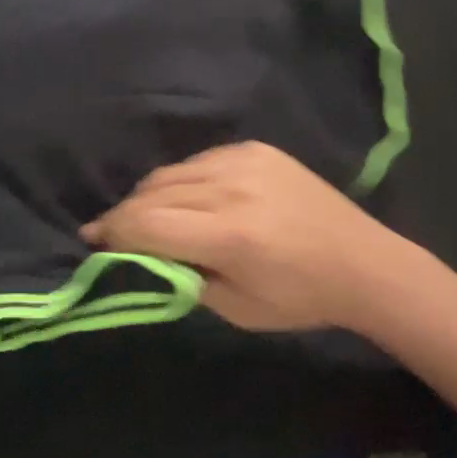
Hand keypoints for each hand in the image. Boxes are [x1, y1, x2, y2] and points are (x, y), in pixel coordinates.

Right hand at [81, 142, 428, 331]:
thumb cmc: (300, 299)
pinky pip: (197, 162)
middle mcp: (232, 188)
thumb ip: (183, 279)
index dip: (113, 233)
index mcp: (230, 235)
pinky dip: (181, 182)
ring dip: (149, 197)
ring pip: (170, 174)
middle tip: (110, 234)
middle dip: (123, 215)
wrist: (364, 263)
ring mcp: (244, 161)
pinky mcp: (254, 148)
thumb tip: (139, 256)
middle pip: (151, 194)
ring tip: (144, 218)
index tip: (92, 242)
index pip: (147, 225)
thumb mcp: (235, 309)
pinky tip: (188, 201)